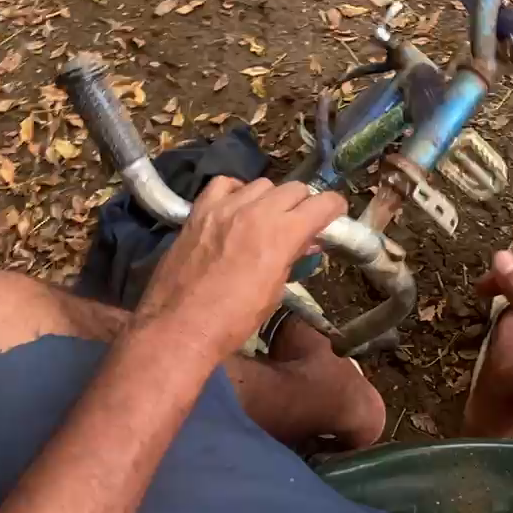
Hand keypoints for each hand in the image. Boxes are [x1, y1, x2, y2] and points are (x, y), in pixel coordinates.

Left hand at [136, 177, 345, 359]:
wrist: (178, 328)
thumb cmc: (233, 320)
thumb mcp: (274, 291)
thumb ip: (292, 257)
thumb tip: (307, 241)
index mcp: (282, 233)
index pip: (322, 203)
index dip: (333, 208)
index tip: (334, 216)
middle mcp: (257, 211)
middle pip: (294, 188)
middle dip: (303, 204)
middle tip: (298, 223)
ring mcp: (225, 207)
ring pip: (262, 184)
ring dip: (270, 199)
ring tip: (264, 218)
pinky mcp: (199, 210)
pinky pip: (224, 184)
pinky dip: (235, 191)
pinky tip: (235, 208)